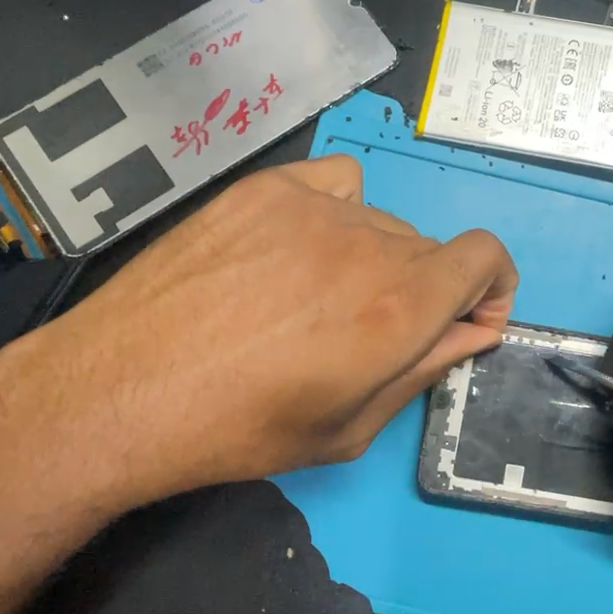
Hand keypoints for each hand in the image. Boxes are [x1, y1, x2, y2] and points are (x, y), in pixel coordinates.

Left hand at [0, 155, 517, 511]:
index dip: (493, 287)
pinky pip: (338, 183)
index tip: (468, 319)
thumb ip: (426, 370)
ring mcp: (315, 207)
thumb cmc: (240, 430)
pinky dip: (340, 211)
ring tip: (316, 296)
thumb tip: (476, 331)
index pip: (487, 256)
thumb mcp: (351, 428)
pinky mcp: (266, 187)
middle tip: (371, 333)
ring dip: (378, 259)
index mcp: (400, 309)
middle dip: (426, 291)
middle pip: (433, 249)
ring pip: (384, 223)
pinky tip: (298, 246)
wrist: (118, 391)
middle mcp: (370, 245)